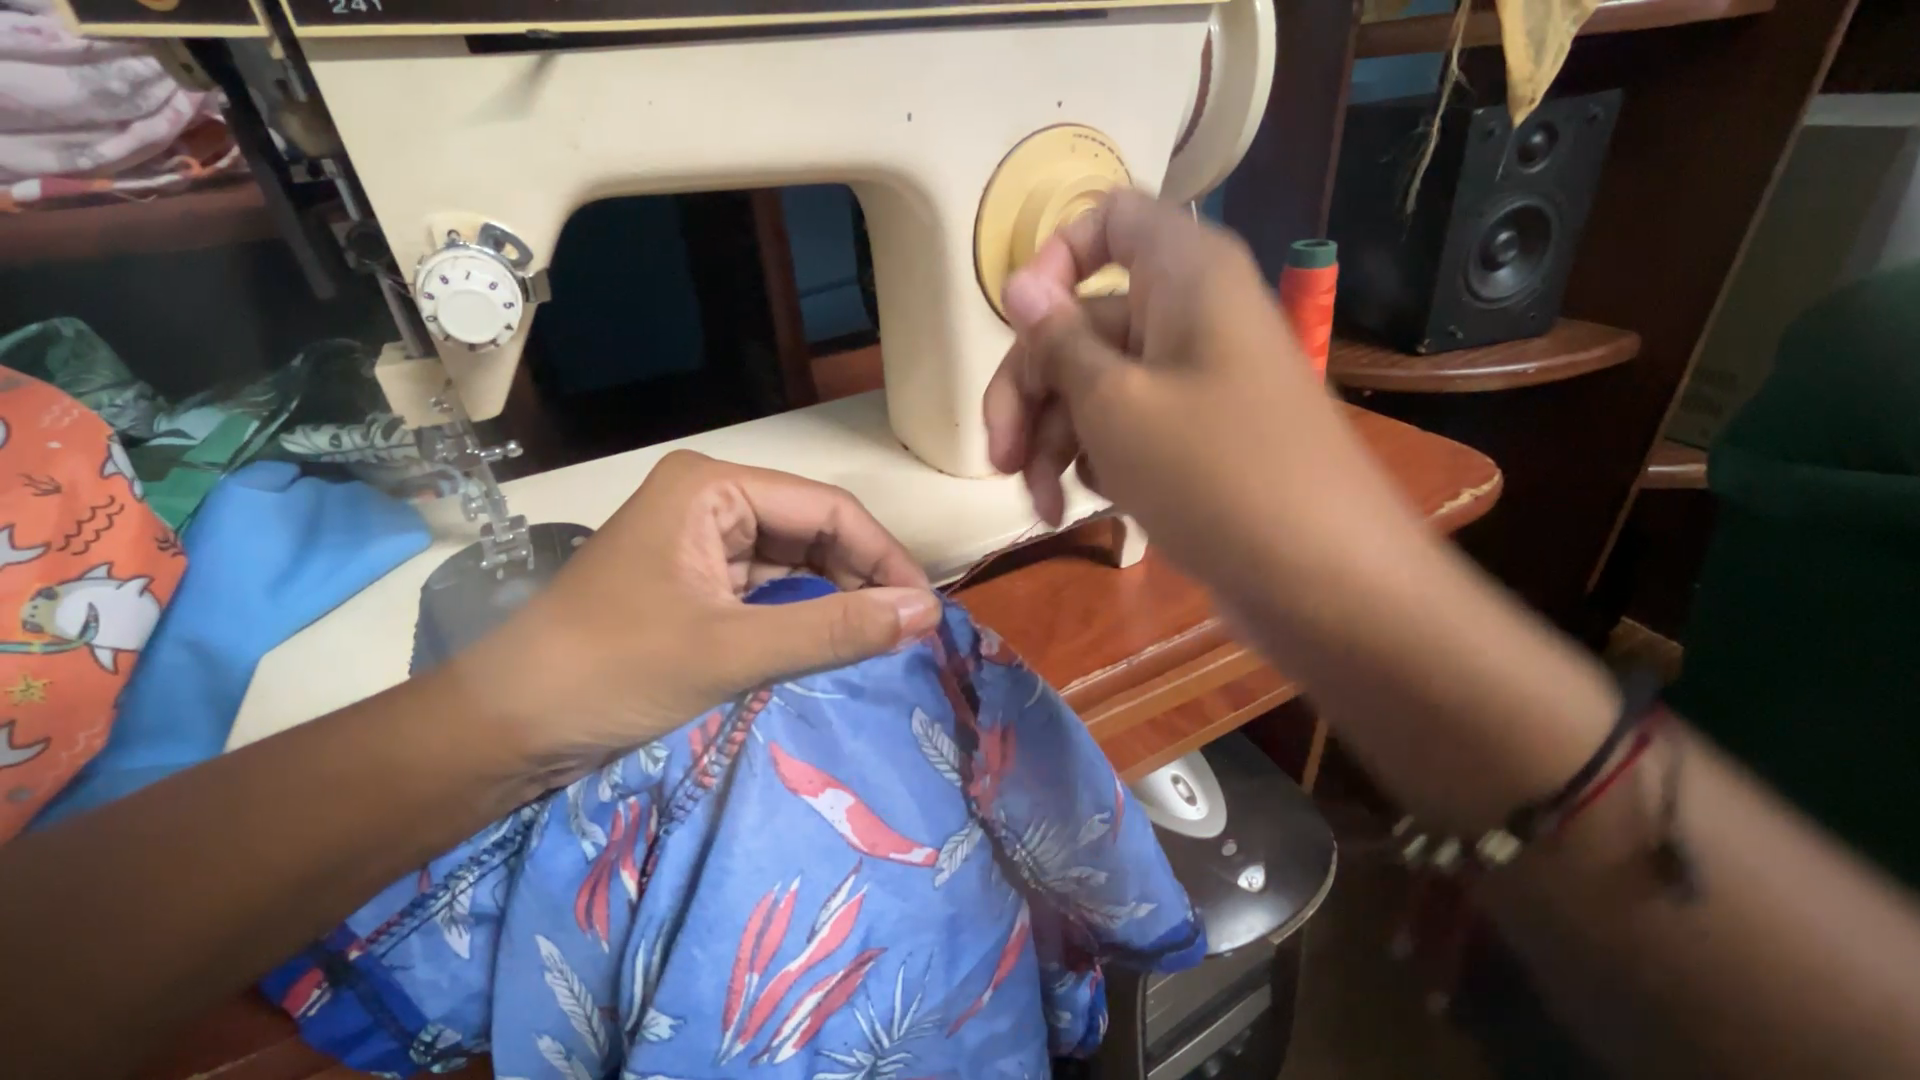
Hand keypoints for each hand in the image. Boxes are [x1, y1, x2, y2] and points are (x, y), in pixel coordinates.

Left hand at [446, 451, 940, 785]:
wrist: (501, 730)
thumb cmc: (611, 671)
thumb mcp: (732, 650)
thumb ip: (834, 629)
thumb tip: (927, 613)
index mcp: (712, 488)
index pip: (828, 509)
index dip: (884, 556)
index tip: (926, 612)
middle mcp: (709, 502)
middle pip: (813, 531)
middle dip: (862, 578)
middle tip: (909, 633)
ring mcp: (698, 545)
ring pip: (793, 564)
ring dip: (837, 599)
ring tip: (882, 642)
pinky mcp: (692, 586)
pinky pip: (767, 593)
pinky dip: (802, 617)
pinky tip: (835, 644)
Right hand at [981, 191, 1424, 607]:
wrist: (1322, 579)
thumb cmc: (1214, 473)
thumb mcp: (1115, 404)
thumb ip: (1058, 342)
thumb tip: (1018, 283)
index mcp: (1184, 274)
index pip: (1108, 220)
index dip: (1053, 261)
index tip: (1018, 326)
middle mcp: (1191, 314)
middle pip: (1084, 323)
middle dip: (1030, 390)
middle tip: (999, 461)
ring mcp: (1196, 381)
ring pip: (1097, 385)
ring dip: (1053, 440)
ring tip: (1041, 507)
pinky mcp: (1197, 439)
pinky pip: (1128, 427)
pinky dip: (1094, 460)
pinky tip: (1079, 507)